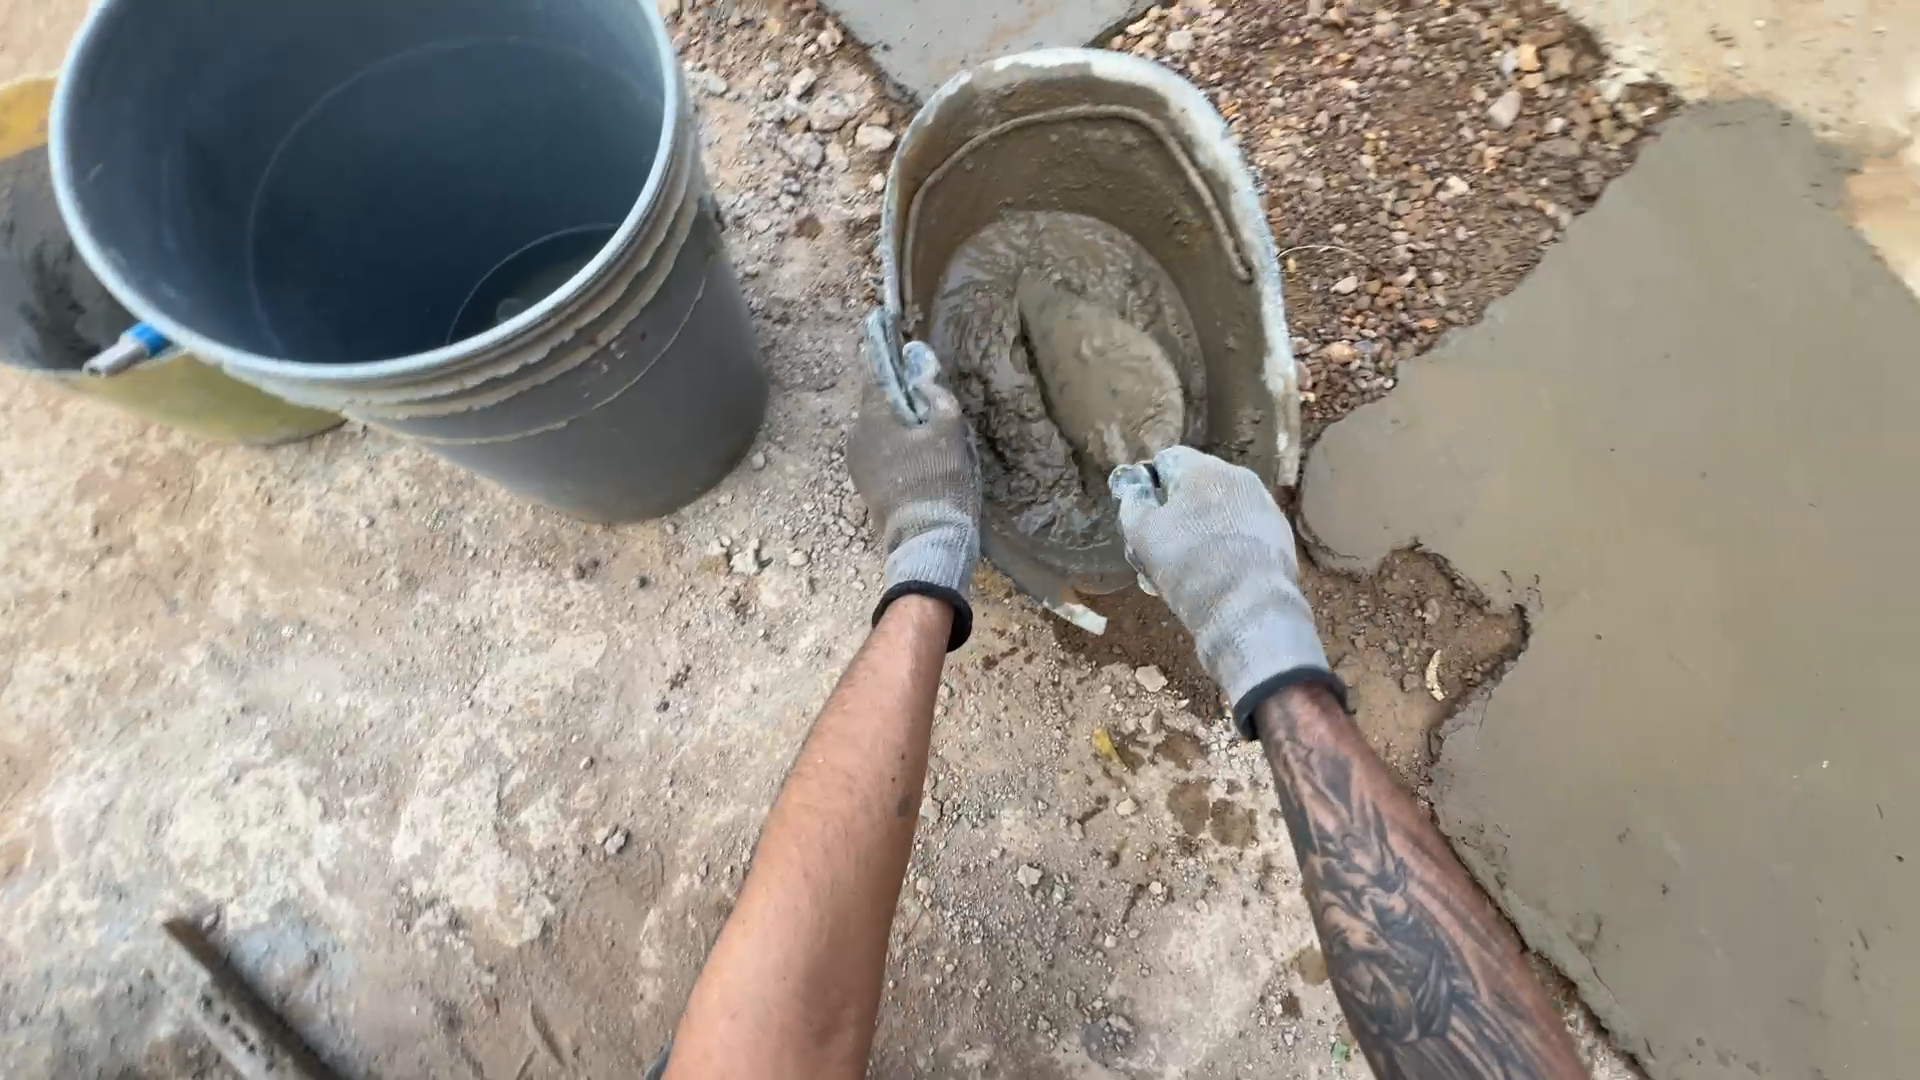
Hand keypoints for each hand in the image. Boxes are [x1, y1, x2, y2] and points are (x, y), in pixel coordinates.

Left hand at [848, 310, 981, 650]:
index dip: (888, 358)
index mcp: (872, 416)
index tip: (896, 343)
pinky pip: (880, 454)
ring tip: (928, 433)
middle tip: (927, 400)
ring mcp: (857, 464)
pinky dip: (896, 448)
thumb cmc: (940, 478)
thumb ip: (935, 393)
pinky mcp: (865, 485)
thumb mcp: (949, 428)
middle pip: (878, 404)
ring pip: (878, 431)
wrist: (927, 537)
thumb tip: (922, 368)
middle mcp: (856, 436)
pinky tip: (919, 459)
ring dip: (898, 426)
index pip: (875, 373)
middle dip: (899, 398)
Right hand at [1109, 446, 1341, 735]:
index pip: (1167, 460)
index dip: (1149, 484)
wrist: (1247, 609)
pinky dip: (1223, 546)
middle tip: (1157, 548)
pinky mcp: (1279, 536)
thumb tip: (1136, 490)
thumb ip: (1132, 503)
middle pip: (1195, 486)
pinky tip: (1212, 576)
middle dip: (1174, 512)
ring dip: (1198, 531)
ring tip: (1183, 569)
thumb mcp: (1141, 533)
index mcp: (1204, 468)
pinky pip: (1239, 532)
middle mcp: (1239, 478)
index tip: (1141, 514)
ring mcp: (1264, 506)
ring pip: (1218, 511)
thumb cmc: (1187, 566)